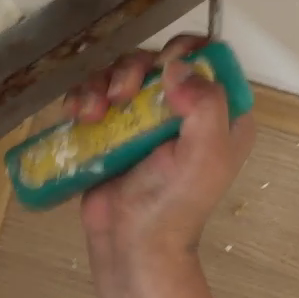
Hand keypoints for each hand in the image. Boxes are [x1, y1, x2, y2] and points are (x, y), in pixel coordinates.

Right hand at [65, 35, 256, 263]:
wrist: (132, 245)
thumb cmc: (175, 206)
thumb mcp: (207, 156)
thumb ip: (206, 105)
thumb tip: (177, 67)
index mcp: (221, 116)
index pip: (209, 59)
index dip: (185, 52)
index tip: (163, 68)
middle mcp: (185, 112)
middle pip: (159, 60)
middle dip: (134, 68)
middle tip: (121, 95)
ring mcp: (146, 120)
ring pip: (122, 73)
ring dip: (103, 83)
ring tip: (93, 113)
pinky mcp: (113, 131)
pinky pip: (96, 95)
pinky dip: (84, 97)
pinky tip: (77, 114)